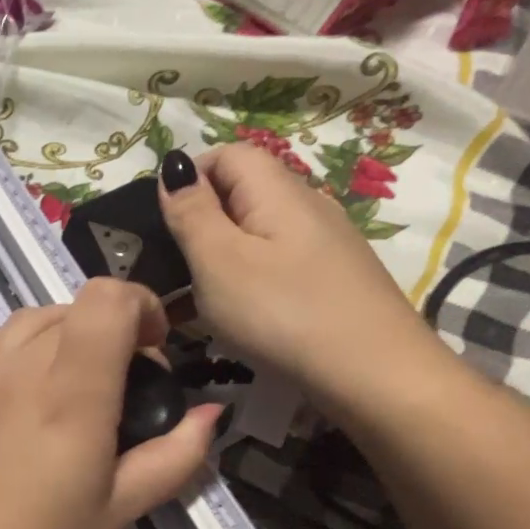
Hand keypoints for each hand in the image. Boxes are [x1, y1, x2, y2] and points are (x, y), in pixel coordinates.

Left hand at [0, 279, 220, 528]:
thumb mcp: (117, 513)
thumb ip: (171, 458)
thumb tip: (211, 415)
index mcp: (71, 394)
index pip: (105, 301)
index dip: (142, 306)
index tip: (157, 351)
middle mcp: (19, 373)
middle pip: (68, 310)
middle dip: (110, 327)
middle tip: (127, 382)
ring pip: (20, 323)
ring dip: (58, 327)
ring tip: (77, 368)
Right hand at [157, 145, 450, 410]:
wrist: (373, 374)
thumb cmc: (282, 311)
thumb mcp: (218, 260)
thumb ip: (191, 212)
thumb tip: (174, 167)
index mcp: (278, 193)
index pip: (229, 154)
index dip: (188, 175)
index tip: (157, 220)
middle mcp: (305, 207)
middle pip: (241, 191)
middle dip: (194, 217)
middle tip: (161, 261)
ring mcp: (320, 245)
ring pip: (252, 230)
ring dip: (210, 253)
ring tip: (182, 293)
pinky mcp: (325, 279)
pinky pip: (268, 262)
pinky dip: (235, 277)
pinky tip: (220, 313)